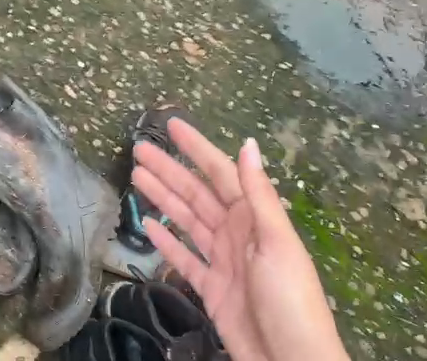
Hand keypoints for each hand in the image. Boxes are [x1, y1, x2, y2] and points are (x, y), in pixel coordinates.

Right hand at [131, 121, 348, 360]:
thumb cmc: (291, 301)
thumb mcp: (278, 244)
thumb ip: (259, 194)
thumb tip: (247, 144)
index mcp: (254, 220)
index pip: (220, 173)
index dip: (196, 148)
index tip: (171, 125)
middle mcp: (236, 234)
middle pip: (196, 194)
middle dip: (169, 169)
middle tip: (138, 149)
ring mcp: (222, 262)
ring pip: (186, 220)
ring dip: (163, 197)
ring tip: (136, 175)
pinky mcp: (211, 290)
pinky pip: (184, 257)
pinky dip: (165, 240)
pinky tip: (147, 224)